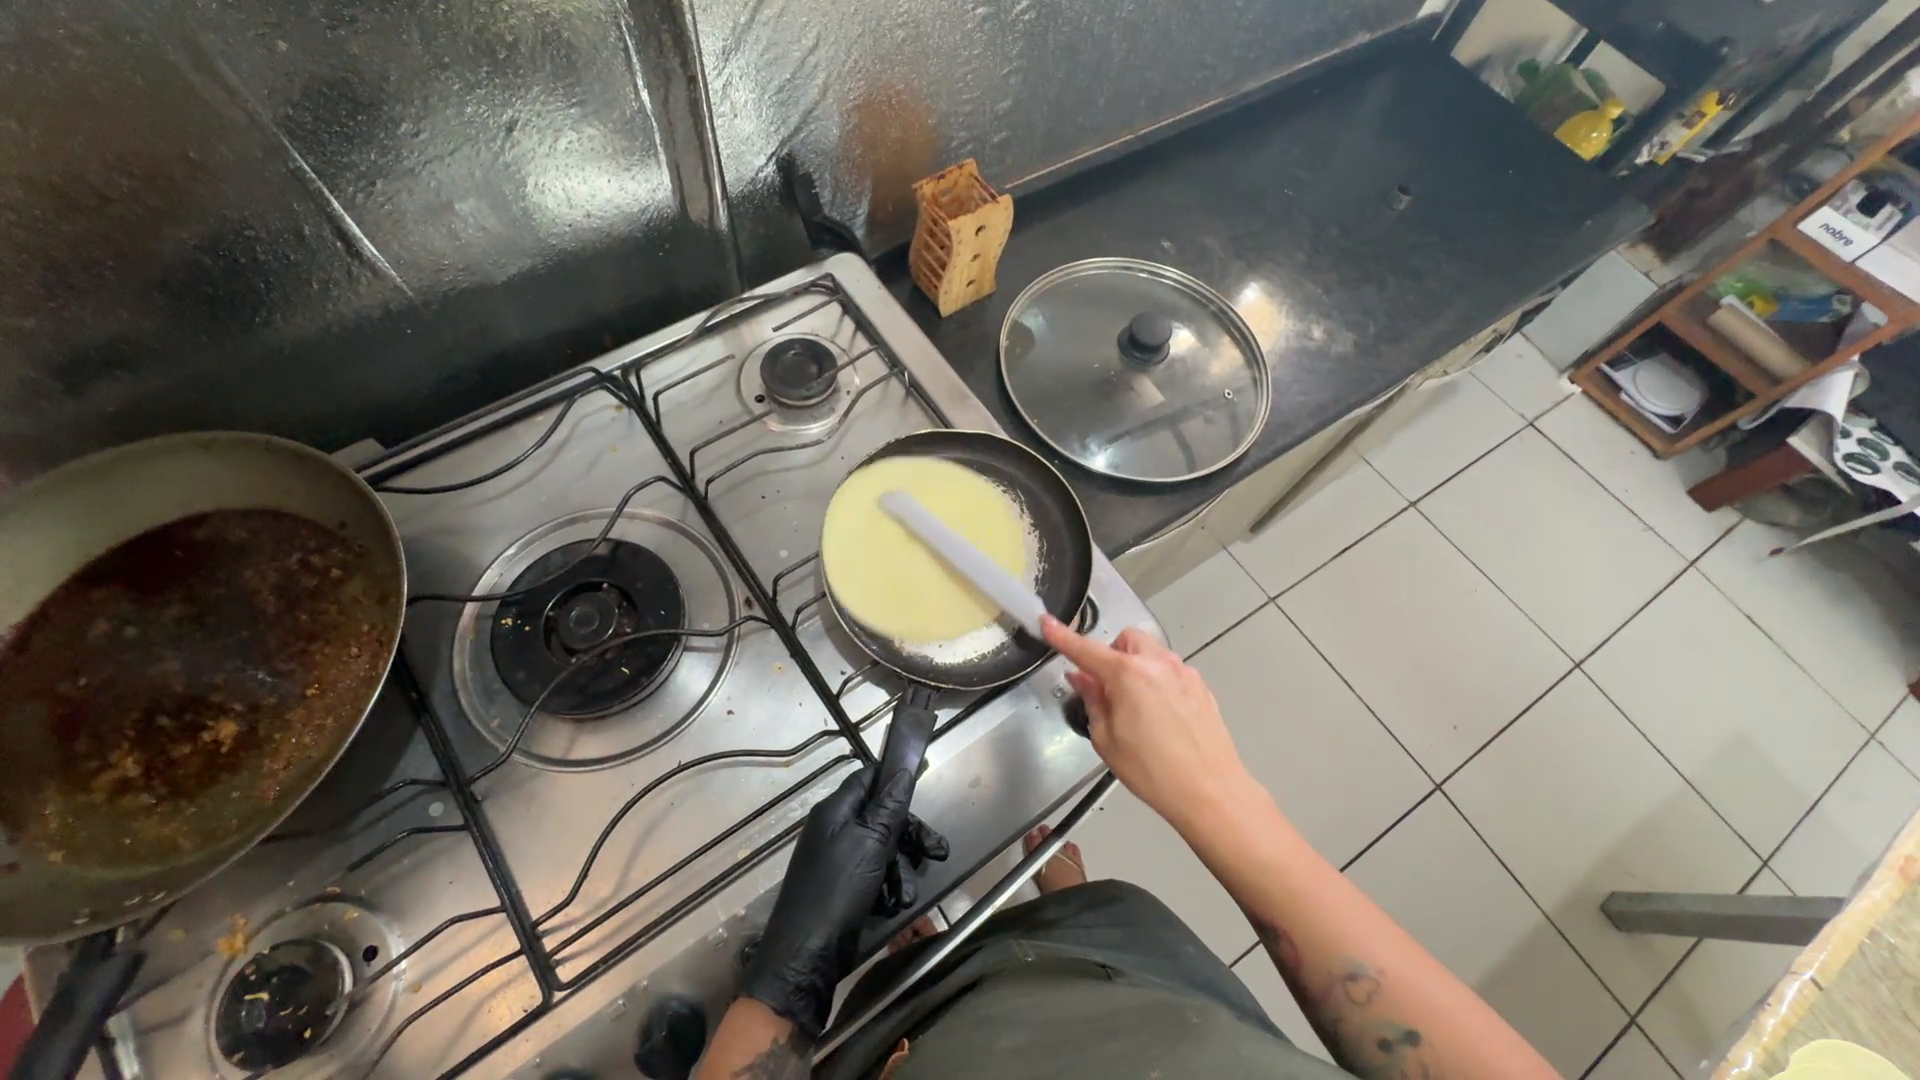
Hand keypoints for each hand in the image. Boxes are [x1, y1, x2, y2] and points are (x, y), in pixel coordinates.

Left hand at [739, 764, 912, 1036]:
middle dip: (911, 836)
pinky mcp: (843, 888)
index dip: (894, 780)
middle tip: (938, 852)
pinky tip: (893, 906)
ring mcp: (837, 860)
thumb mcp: (870, 842)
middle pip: (882, 817)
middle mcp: (835, 829)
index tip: (922, 787)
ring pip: (882, 850)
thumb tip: (901, 769)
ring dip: (901, 870)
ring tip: (906, 896)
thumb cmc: (838, 889)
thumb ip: (889, 806)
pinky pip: (873, 876)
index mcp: (835, 810)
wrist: (806, 956)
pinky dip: (887, 889)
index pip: (867, 778)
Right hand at [1042, 616, 1255, 830]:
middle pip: (1126, 639)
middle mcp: (1157, 664)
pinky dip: (1158, 681)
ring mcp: (1184, 672)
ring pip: (1151, 653)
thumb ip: (1092, 700)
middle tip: (1107, 688)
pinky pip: (1171, 671)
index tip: (1045, 622)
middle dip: (1112, 654)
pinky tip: (1160, 716)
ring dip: (1136, 667)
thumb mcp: (1107, 740)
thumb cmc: (1152, 771)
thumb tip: (1082, 678)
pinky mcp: (1201, 686)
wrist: (1210, 791)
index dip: (1061, 635)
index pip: (1084, 649)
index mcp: (1127, 674)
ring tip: (1135, 707)